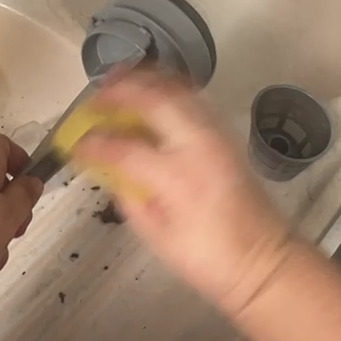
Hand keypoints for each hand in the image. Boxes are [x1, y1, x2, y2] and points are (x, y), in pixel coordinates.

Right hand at [73, 70, 297, 317]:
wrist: (264, 260)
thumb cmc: (209, 258)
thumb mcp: (158, 238)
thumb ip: (130, 199)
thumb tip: (111, 171)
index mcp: (176, 177)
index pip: (125, 148)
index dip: (95, 144)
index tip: (76, 144)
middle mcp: (197, 145)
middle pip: (153, 99)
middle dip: (119, 91)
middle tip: (97, 96)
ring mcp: (215, 133)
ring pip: (176, 89)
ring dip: (144, 79)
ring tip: (120, 80)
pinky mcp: (225, 132)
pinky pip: (192, 96)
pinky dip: (168, 86)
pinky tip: (152, 90)